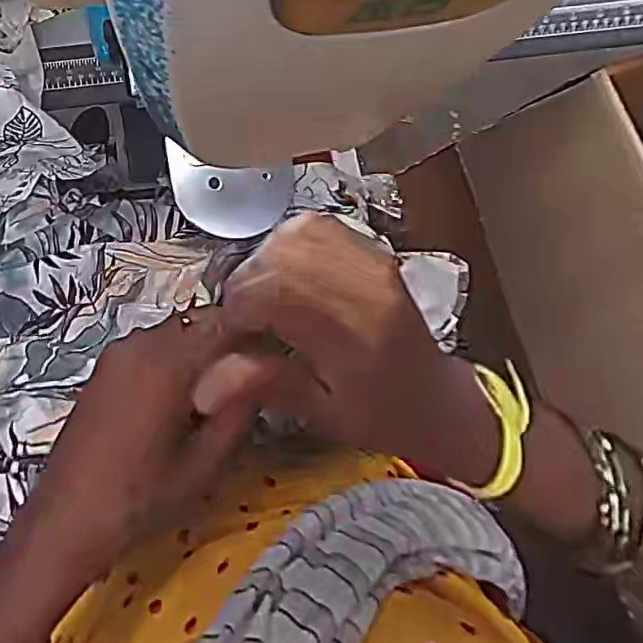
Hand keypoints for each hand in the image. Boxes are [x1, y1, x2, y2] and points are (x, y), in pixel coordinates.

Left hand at [16, 308, 269, 577]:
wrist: (66, 518)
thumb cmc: (139, 499)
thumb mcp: (201, 464)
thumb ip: (238, 411)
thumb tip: (267, 371)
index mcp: (167, 363)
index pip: (223, 325)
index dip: (254, 335)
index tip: (274, 355)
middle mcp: (140, 344)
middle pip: (196, 323)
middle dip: (226, 341)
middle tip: (248, 376)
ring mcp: (117, 352)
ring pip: (172, 332)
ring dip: (197, 349)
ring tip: (215, 388)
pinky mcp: (104, 366)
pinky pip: (149, 345)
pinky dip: (171, 357)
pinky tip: (178, 396)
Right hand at [217, 213, 482, 470]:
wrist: (437, 397)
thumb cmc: (384, 414)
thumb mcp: (324, 416)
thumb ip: (266, 386)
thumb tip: (205, 386)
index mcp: (358, 334)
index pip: (274, 290)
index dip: (238, 308)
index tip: (235, 335)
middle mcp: (367, 284)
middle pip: (279, 255)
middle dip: (246, 284)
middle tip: (247, 318)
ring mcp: (372, 258)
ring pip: (292, 233)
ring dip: (263, 262)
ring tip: (265, 298)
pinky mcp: (370, 247)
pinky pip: (313, 226)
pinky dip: (286, 244)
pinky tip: (285, 274)